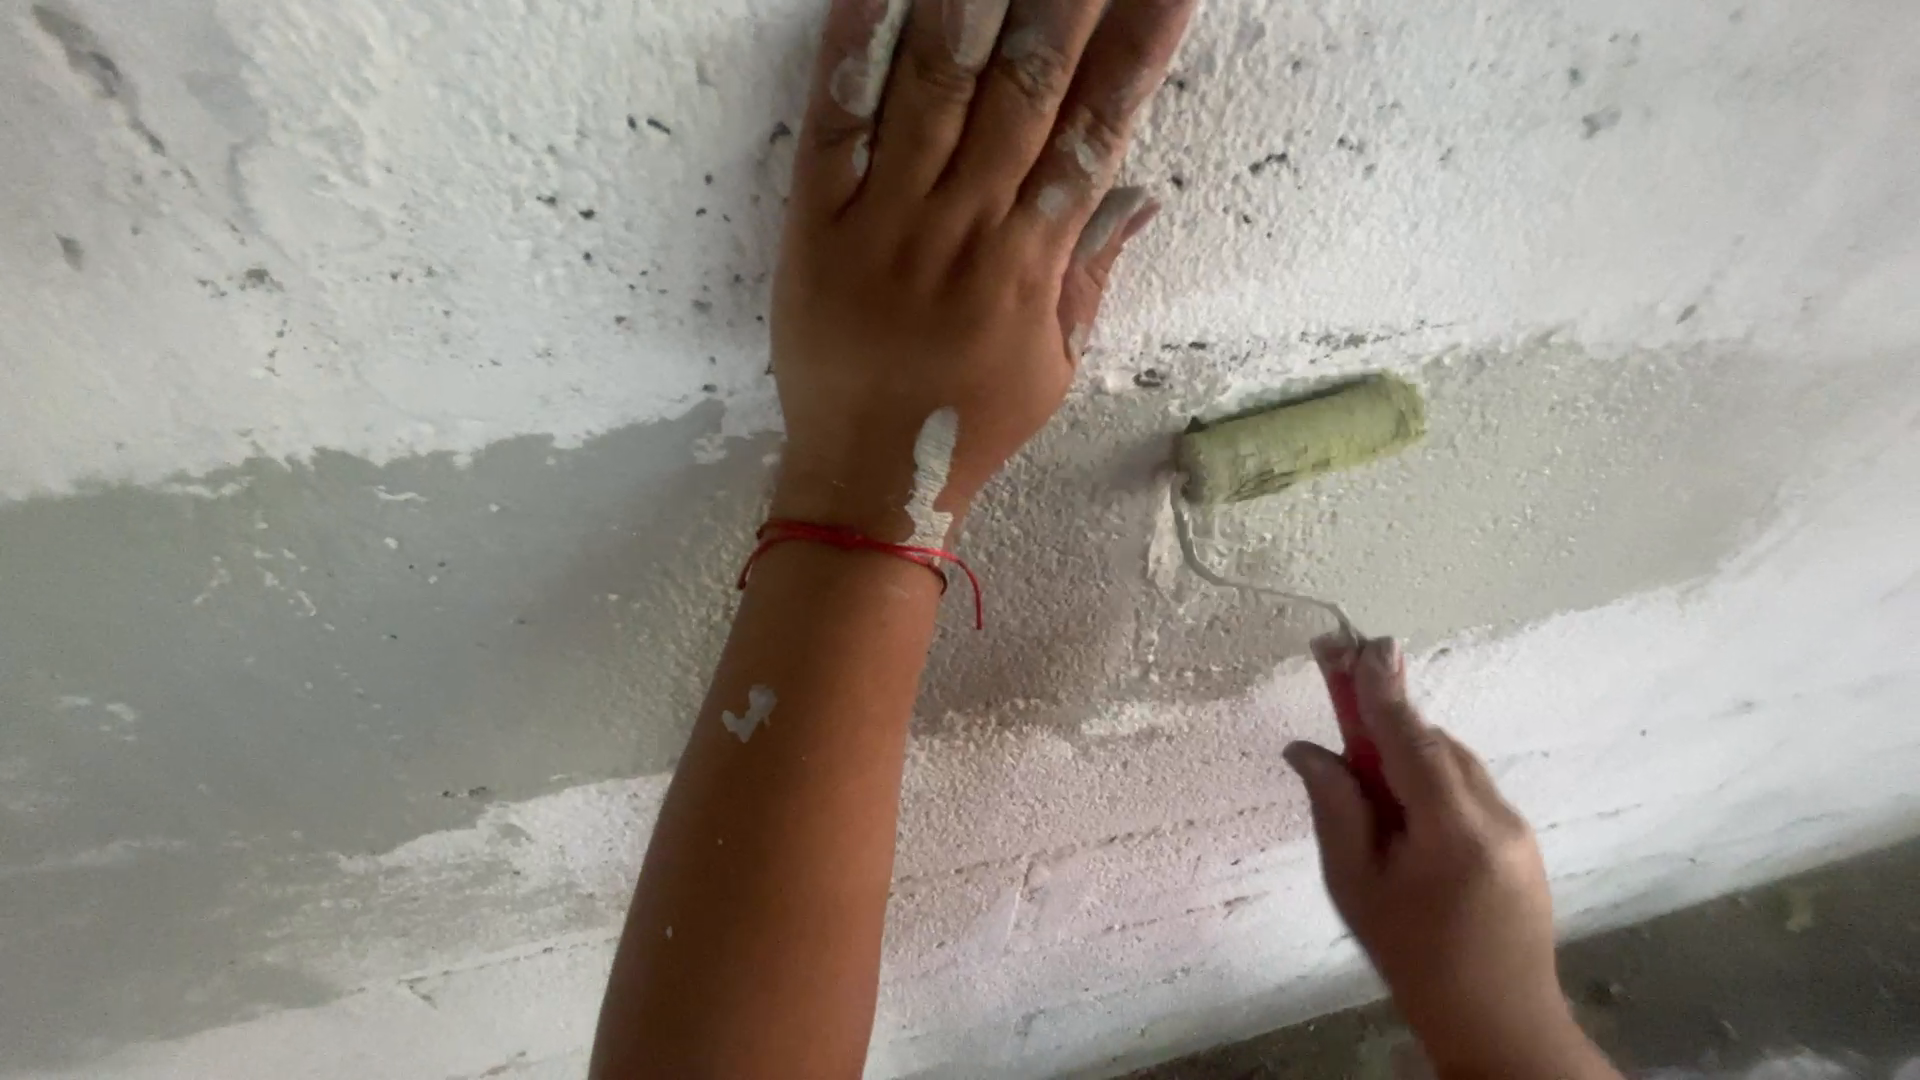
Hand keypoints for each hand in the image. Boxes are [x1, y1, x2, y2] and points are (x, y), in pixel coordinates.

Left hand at [769, 0, 1194, 542]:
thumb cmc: (965, 431)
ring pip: (935, 85)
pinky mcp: (816, 230)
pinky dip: (856, 46)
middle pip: (1024, 88)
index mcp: (1029, 266)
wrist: (869, 479)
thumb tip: (1140, 194)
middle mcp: (964, 230)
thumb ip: (1091, 276)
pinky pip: (839, 124)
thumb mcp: (1051, 369)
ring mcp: (886, 224)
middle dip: (1065, 0)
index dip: (1137, 52)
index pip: (1096, 134)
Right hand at [1285, 638, 1614, 1078]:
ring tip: (1368, 791)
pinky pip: (1464, 784)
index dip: (1379, 691)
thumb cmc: (1412, 954)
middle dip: (1384, 723)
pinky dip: (1426, 777)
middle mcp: (1496, 817)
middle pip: (1432, 743)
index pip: (1410, 741)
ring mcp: (1516, 828)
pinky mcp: (1519, 839)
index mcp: (1453, 830)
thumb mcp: (1353, 882)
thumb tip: (1305, 749)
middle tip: (1340, 716)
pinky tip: (1402, 814)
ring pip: (1450, 761)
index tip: (1359, 646)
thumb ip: (1334, 806)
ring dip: (1404, 752)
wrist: (1499, 1023)